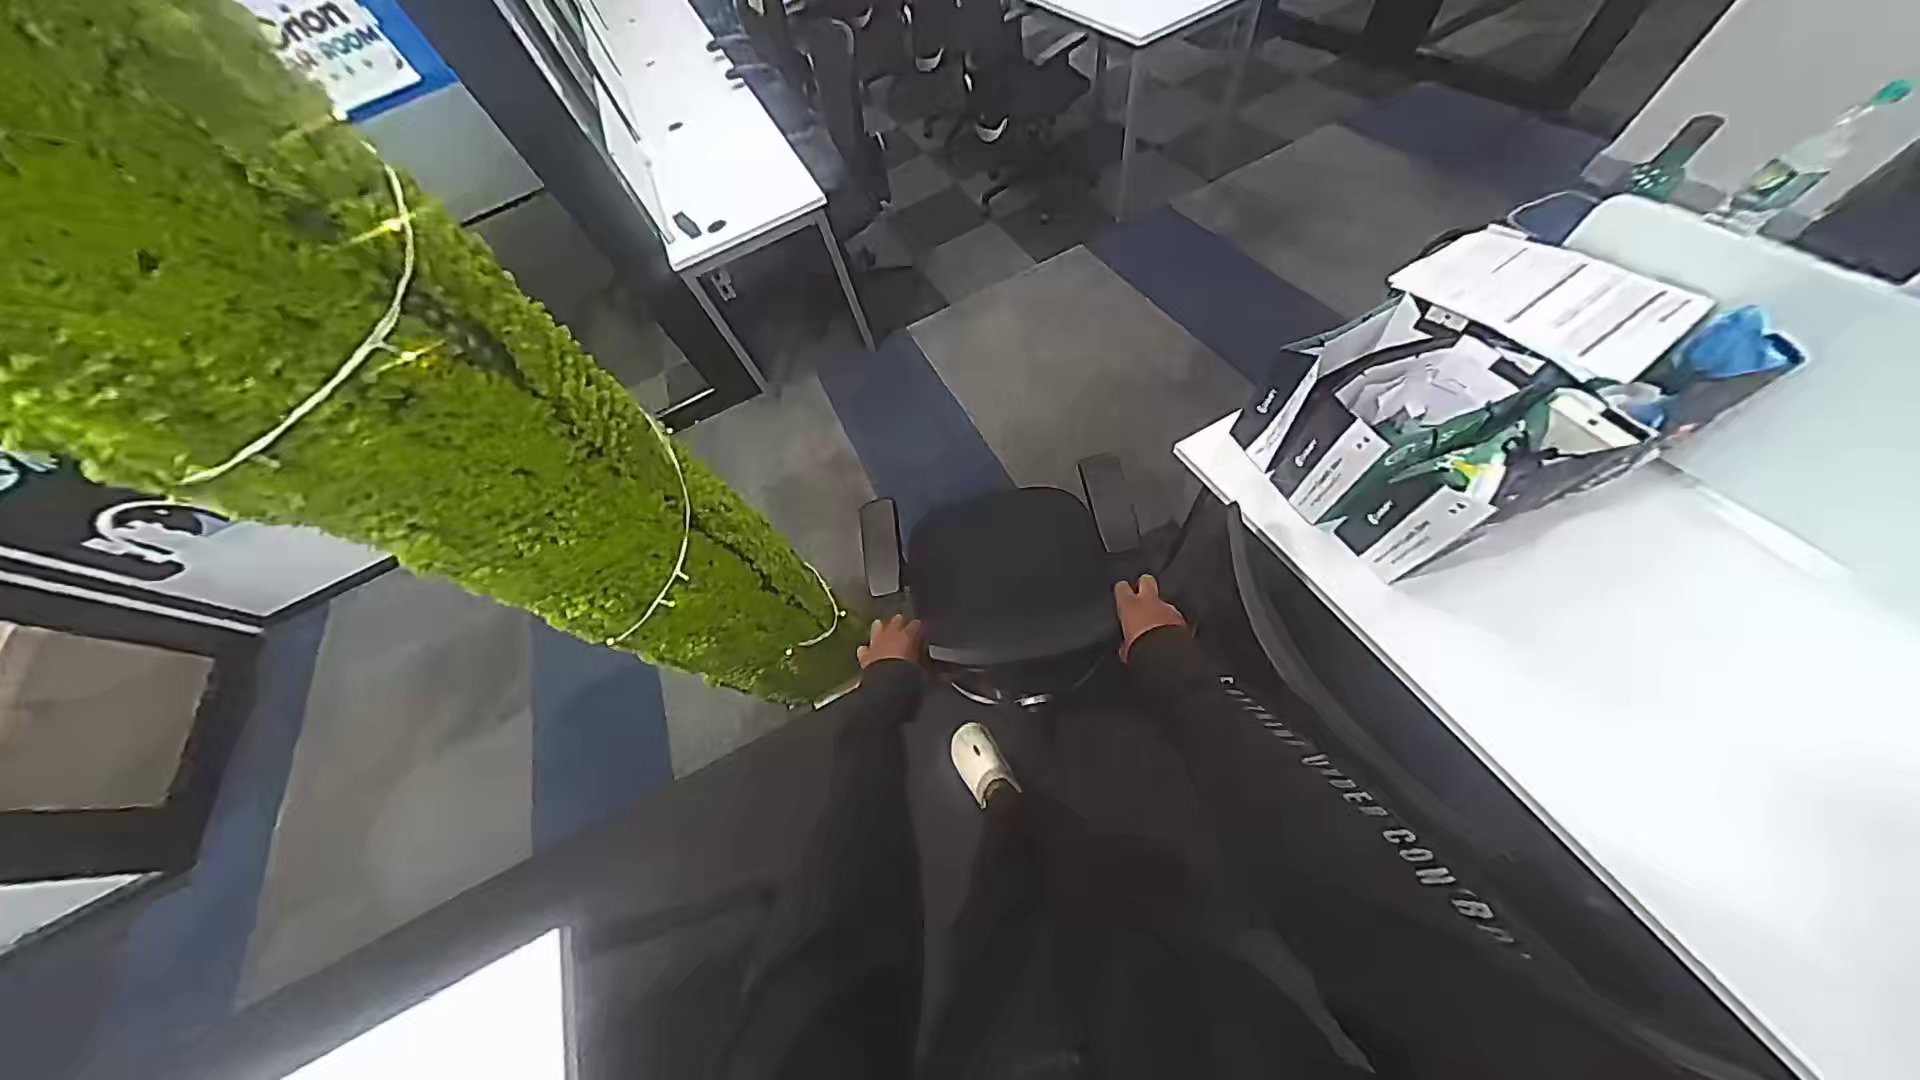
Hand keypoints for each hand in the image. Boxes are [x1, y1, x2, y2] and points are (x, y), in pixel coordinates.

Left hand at [858, 614, 923, 668]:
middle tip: (901, 623)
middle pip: (896, 620)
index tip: (919, 628)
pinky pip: (864, 649)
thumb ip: (919, 654)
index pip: (915, 625)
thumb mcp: (919, 662)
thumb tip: (920, 655)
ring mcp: (876, 642)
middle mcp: (891, 634)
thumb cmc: (908, 670)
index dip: (917, 626)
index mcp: (908, 634)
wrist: (887, 679)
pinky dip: (865, 649)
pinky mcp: (865, 654)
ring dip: (880, 627)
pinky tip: (865, 650)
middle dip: (899, 621)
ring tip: (881, 628)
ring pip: (877, 626)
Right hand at [1114, 574, 1184, 661]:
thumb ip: (1126, 641)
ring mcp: (1168, 609)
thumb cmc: (1140, 647)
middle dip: (1144, 585)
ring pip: (1164, 602)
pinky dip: (1173, 623)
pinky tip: (1170, 635)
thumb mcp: (1125, 646)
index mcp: (1129, 604)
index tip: (1122, 596)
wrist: (1166, 655)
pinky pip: (1176, 617)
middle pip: (1146, 581)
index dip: (1122, 591)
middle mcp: (1149, 602)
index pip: (1122, 587)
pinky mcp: (1183, 620)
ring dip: (1161, 610)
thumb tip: (1127, 646)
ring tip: (1158, 624)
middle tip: (1141, 595)